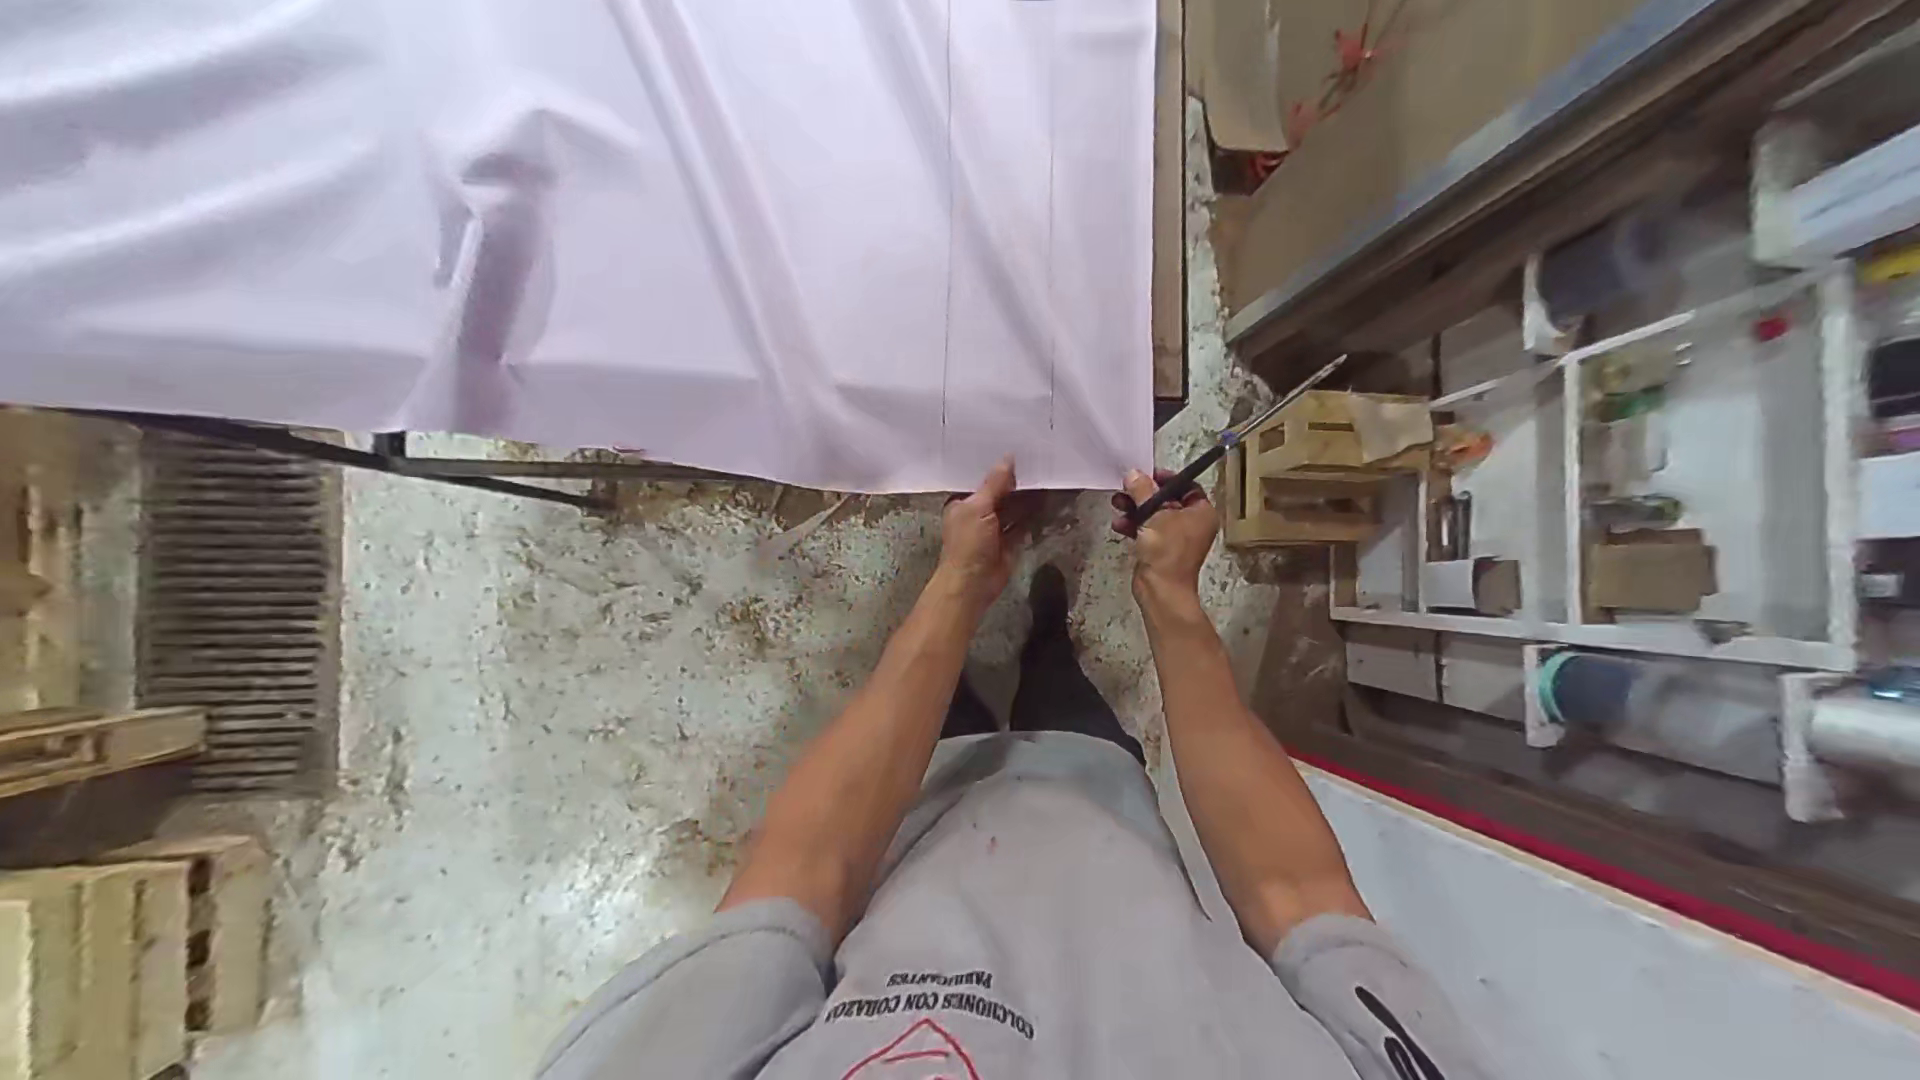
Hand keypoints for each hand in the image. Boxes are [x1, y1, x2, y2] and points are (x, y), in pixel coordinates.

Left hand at [937, 457, 1038, 608]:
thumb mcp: (978, 507)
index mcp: (963, 502)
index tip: (1014, 447)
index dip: (995, 466)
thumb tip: (1009, 458)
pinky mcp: (1009, 542)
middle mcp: (978, 513)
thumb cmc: (968, 543)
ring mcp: (994, 528)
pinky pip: (1024, 523)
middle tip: (1037, 458)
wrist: (973, 583)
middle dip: (1015, 481)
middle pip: (999, 492)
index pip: (980, 479)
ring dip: (1028, 496)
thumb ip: (994, 483)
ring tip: (1046, 474)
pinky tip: (1048, 498)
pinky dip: (1034, 514)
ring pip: (1014, 507)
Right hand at [1110, 468, 1218, 602]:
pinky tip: (1118, 524)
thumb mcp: (1155, 514)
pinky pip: (1146, 529)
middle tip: (1125, 488)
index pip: (1186, 486)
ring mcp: (1175, 536)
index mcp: (1201, 512)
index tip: (1146, 474)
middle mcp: (1191, 522)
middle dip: (1143, 494)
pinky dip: (1133, 525)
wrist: (1161, 589)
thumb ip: (1143, 491)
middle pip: (1166, 499)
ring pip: (1153, 514)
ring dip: (1134, 508)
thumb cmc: (1166, 549)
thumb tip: (1133, 473)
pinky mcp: (1159, 548)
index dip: (1166, 478)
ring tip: (1116, 504)